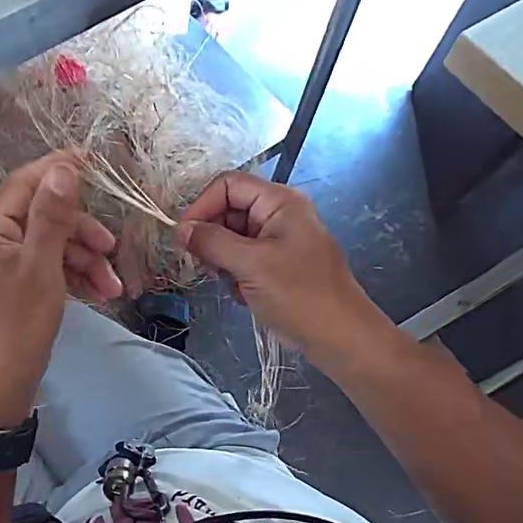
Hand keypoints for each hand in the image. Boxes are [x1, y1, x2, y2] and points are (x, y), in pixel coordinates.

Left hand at [0, 151, 120, 428]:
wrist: (1, 386)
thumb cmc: (19, 326)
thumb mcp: (42, 268)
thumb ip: (52, 217)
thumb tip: (63, 168)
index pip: (26, 182)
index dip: (59, 168)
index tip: (95, 160)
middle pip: (46, 216)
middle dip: (83, 232)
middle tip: (113, 247)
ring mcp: (6, 265)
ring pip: (54, 245)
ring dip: (87, 261)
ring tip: (113, 287)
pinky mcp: (18, 287)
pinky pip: (51, 268)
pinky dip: (77, 277)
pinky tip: (100, 293)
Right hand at [178, 171, 389, 368]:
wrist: (340, 336)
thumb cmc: (300, 296)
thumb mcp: (252, 265)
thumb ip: (212, 242)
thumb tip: (181, 230)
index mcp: (280, 202)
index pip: (228, 185)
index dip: (201, 206)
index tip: (183, 238)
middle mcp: (280, 215)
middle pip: (229, 211)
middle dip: (212, 238)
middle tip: (208, 267)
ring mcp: (280, 241)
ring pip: (233, 238)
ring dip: (224, 261)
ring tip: (232, 284)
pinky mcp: (279, 265)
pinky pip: (245, 260)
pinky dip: (237, 275)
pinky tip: (245, 295)